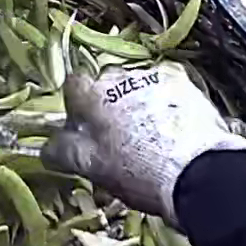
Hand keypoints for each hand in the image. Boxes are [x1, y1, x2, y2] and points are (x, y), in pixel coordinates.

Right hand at [41, 63, 245, 222]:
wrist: (199, 172)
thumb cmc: (138, 171)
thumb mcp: (93, 168)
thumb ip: (65, 152)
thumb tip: (45, 147)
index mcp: (93, 94)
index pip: (73, 85)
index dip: (77, 105)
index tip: (85, 126)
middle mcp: (119, 74)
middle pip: (106, 83)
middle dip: (109, 102)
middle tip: (120, 135)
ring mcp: (152, 74)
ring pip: (136, 84)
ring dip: (137, 101)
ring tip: (152, 135)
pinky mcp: (181, 80)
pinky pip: (164, 85)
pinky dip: (165, 100)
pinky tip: (175, 126)